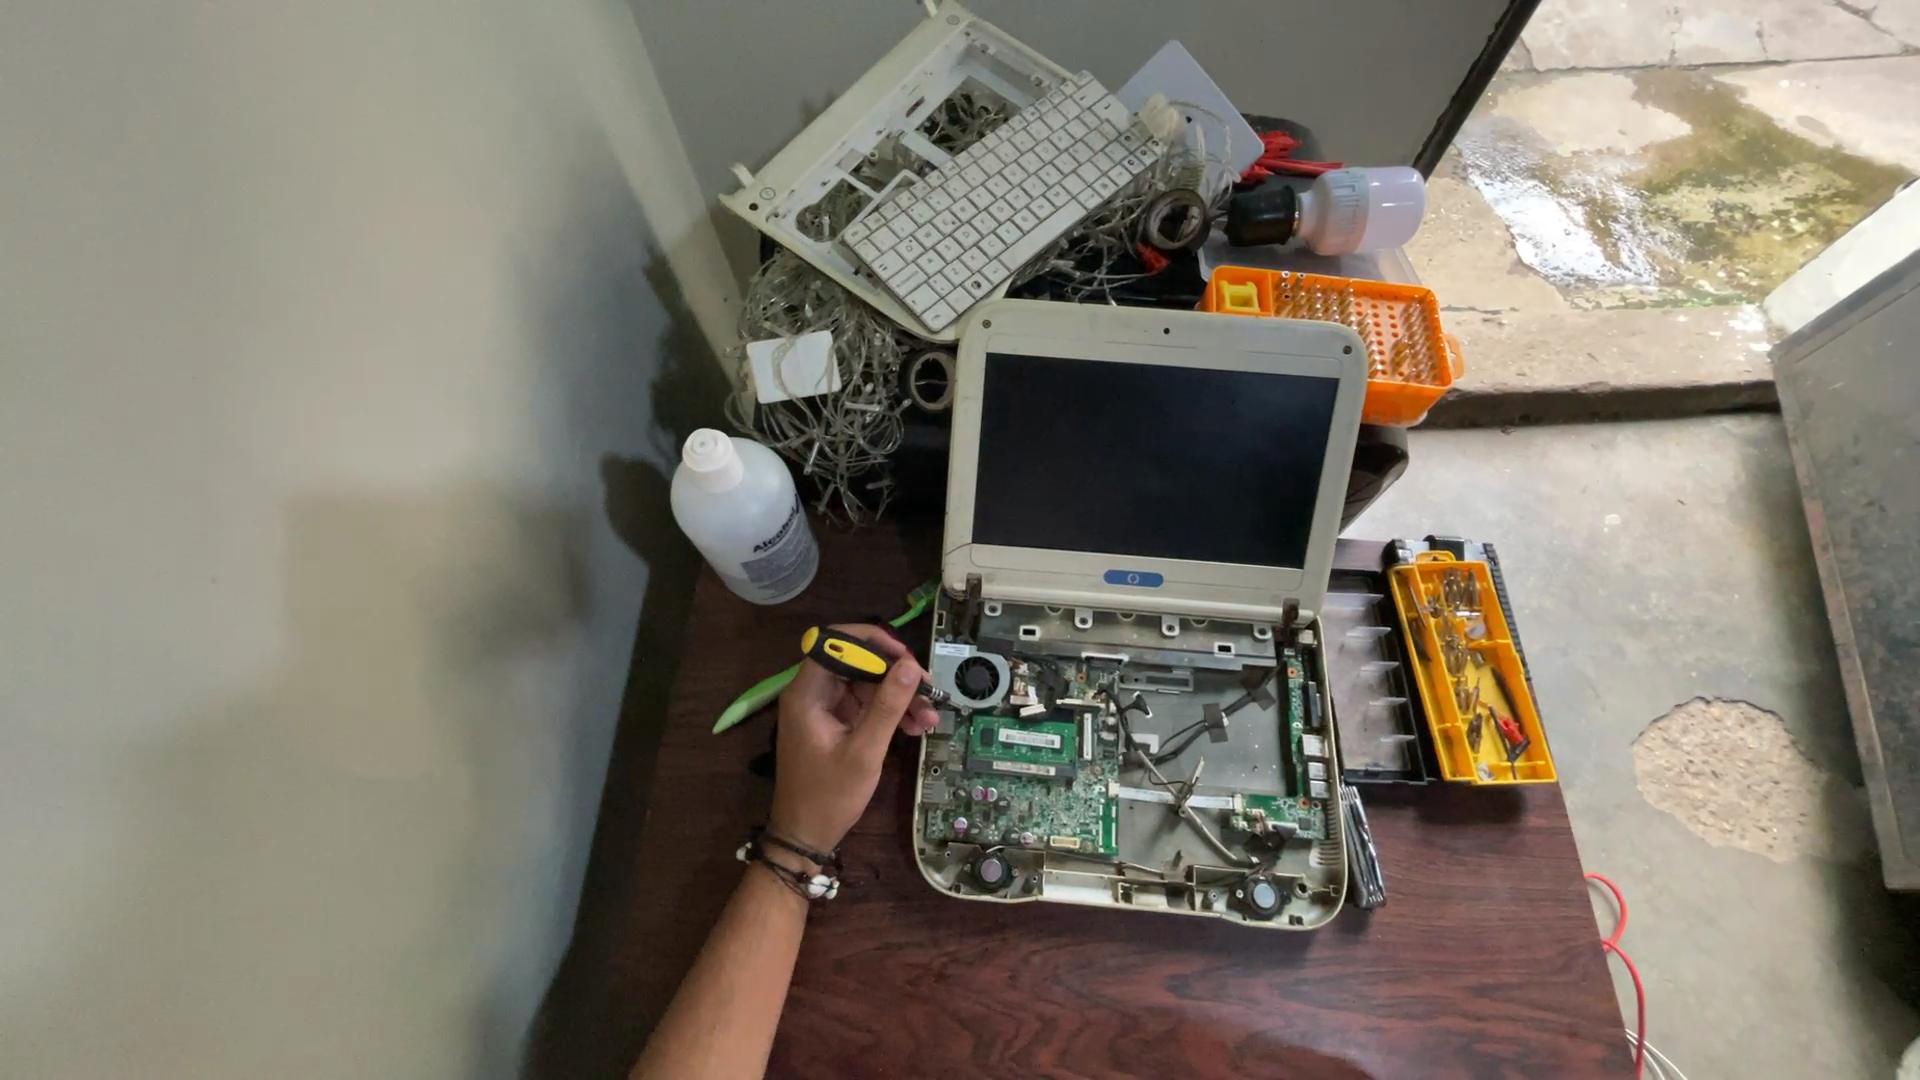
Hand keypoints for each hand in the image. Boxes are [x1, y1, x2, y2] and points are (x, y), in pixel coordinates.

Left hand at [768, 624, 938, 855]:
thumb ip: (888, 705)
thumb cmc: (829, 796)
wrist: (806, 836)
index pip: (835, 642)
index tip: (904, 657)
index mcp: (807, 693)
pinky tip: (915, 726)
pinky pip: (865, 704)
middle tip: (927, 689)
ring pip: (866, 683)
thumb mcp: (864, 751)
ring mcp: (824, 707)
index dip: (871, 641)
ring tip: (929, 716)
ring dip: (898, 696)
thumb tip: (910, 666)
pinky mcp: (835, 722)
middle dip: (894, 674)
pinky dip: (890, 712)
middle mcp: (812, 692)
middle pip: (856, 662)